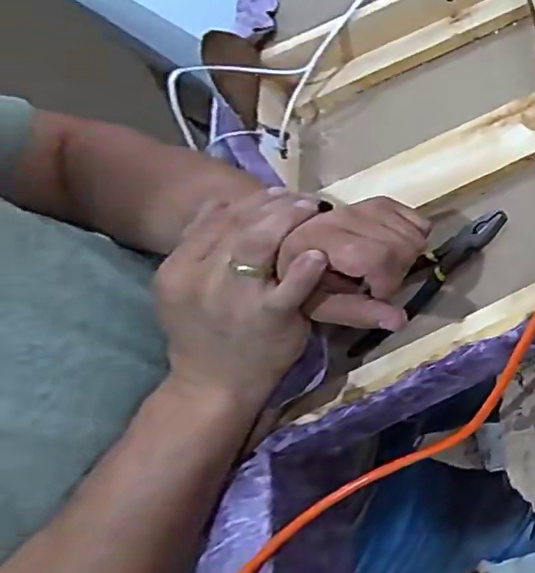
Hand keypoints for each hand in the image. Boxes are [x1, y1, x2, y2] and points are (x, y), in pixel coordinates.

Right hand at [151, 188, 330, 407]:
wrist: (214, 380)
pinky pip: (286, 289)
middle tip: (307, 198)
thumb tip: (218, 202)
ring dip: (288, 224)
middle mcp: (198, 281)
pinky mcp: (266, 317)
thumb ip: (202, 245)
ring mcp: (231, 299)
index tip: (282, 192)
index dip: (253, 202)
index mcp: (177, 270)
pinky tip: (319, 254)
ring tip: (316, 209)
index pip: (215, 222)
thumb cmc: (211, 328)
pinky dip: (304, 269)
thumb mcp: (191, 285)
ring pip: (255, 248)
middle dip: (276, 207)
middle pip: (236, 229)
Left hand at [276, 197, 430, 329]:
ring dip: (408, 258)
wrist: (291, 255)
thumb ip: (359, 313)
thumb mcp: (322, 306)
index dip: (386, 283)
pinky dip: (417, 239)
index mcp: (319, 242)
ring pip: (416, 236)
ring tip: (384, 267)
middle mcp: (343, 217)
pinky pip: (421, 222)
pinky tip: (394, 248)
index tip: (373, 294)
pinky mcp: (382, 203)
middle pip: (401, 247)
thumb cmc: (303, 287)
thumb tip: (401, 321)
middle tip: (378, 282)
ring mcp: (365, 207)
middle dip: (398, 272)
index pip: (379, 258)